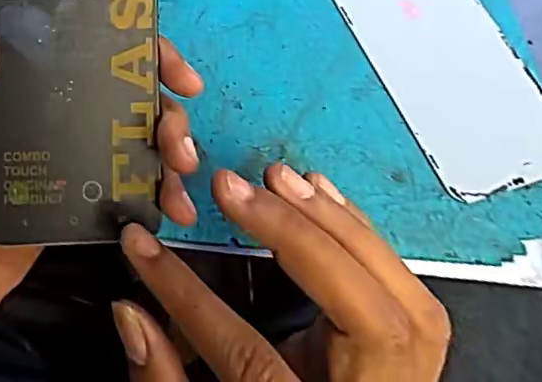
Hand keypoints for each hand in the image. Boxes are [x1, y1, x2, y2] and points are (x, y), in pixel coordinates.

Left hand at [0, 0, 204, 341]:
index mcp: (2, 73)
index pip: (54, 18)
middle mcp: (38, 94)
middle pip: (108, 60)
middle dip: (155, 62)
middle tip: (184, 82)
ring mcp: (65, 137)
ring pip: (130, 111)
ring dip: (168, 123)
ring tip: (181, 157)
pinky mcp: (83, 182)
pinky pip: (130, 166)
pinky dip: (160, 177)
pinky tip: (175, 198)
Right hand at [111, 165, 449, 381]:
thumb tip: (130, 312)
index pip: (254, 362)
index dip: (188, 298)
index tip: (142, 245)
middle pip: (366, 322)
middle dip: (294, 239)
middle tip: (231, 187)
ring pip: (406, 303)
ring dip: (336, 224)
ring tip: (277, 177)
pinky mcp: (411, 360)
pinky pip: (407, 291)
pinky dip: (360, 230)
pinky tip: (318, 191)